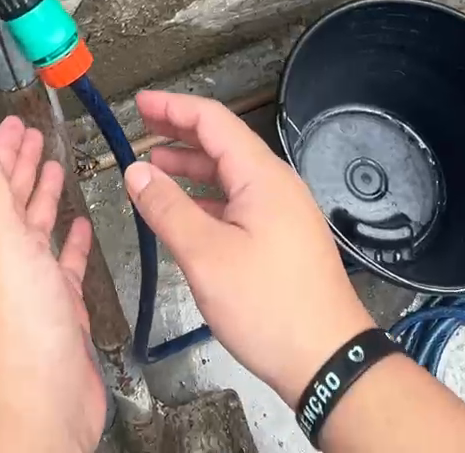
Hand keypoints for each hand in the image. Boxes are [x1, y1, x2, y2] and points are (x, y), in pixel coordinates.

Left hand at [0, 116, 106, 452]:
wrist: (41, 409)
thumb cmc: (19, 328)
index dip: (3, 149)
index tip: (14, 121)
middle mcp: (7, 261)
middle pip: (14, 201)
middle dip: (22, 165)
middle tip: (34, 133)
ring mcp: (35, 287)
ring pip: (39, 229)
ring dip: (45, 197)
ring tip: (55, 167)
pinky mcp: (62, 311)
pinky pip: (66, 265)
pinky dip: (72, 242)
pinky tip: (80, 226)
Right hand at [123, 90, 374, 405]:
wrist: (329, 363)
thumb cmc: (268, 305)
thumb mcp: (206, 256)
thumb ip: (167, 208)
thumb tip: (135, 170)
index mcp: (261, 175)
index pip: (212, 121)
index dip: (173, 107)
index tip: (140, 103)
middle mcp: (275, 183)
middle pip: (222, 142)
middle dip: (180, 131)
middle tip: (141, 125)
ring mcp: (282, 211)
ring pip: (230, 173)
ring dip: (191, 165)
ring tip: (153, 166)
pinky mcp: (282, 237)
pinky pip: (238, 200)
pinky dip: (206, 196)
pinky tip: (185, 210)